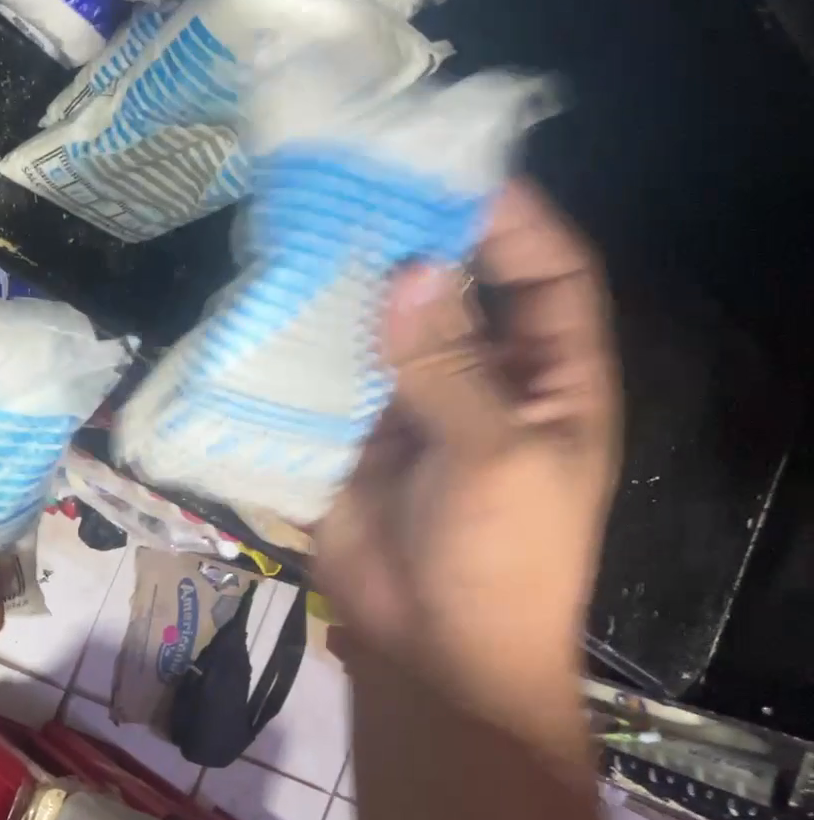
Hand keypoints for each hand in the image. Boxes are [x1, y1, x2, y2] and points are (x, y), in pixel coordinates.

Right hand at [315, 181, 620, 721]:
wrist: (430, 645)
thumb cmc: (498, 555)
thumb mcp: (495, 457)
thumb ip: (448, 367)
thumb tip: (409, 272)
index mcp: (550, 379)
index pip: (546, 277)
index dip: (513, 223)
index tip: (453, 174)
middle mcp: (479, 379)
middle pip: (452, 293)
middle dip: (412, 247)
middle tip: (354, 197)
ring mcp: (408, 406)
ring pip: (381, 331)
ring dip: (348, 293)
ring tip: (301, 243)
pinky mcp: (347, 433)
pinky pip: (328, 377)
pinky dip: (303, 347)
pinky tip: (269, 314)